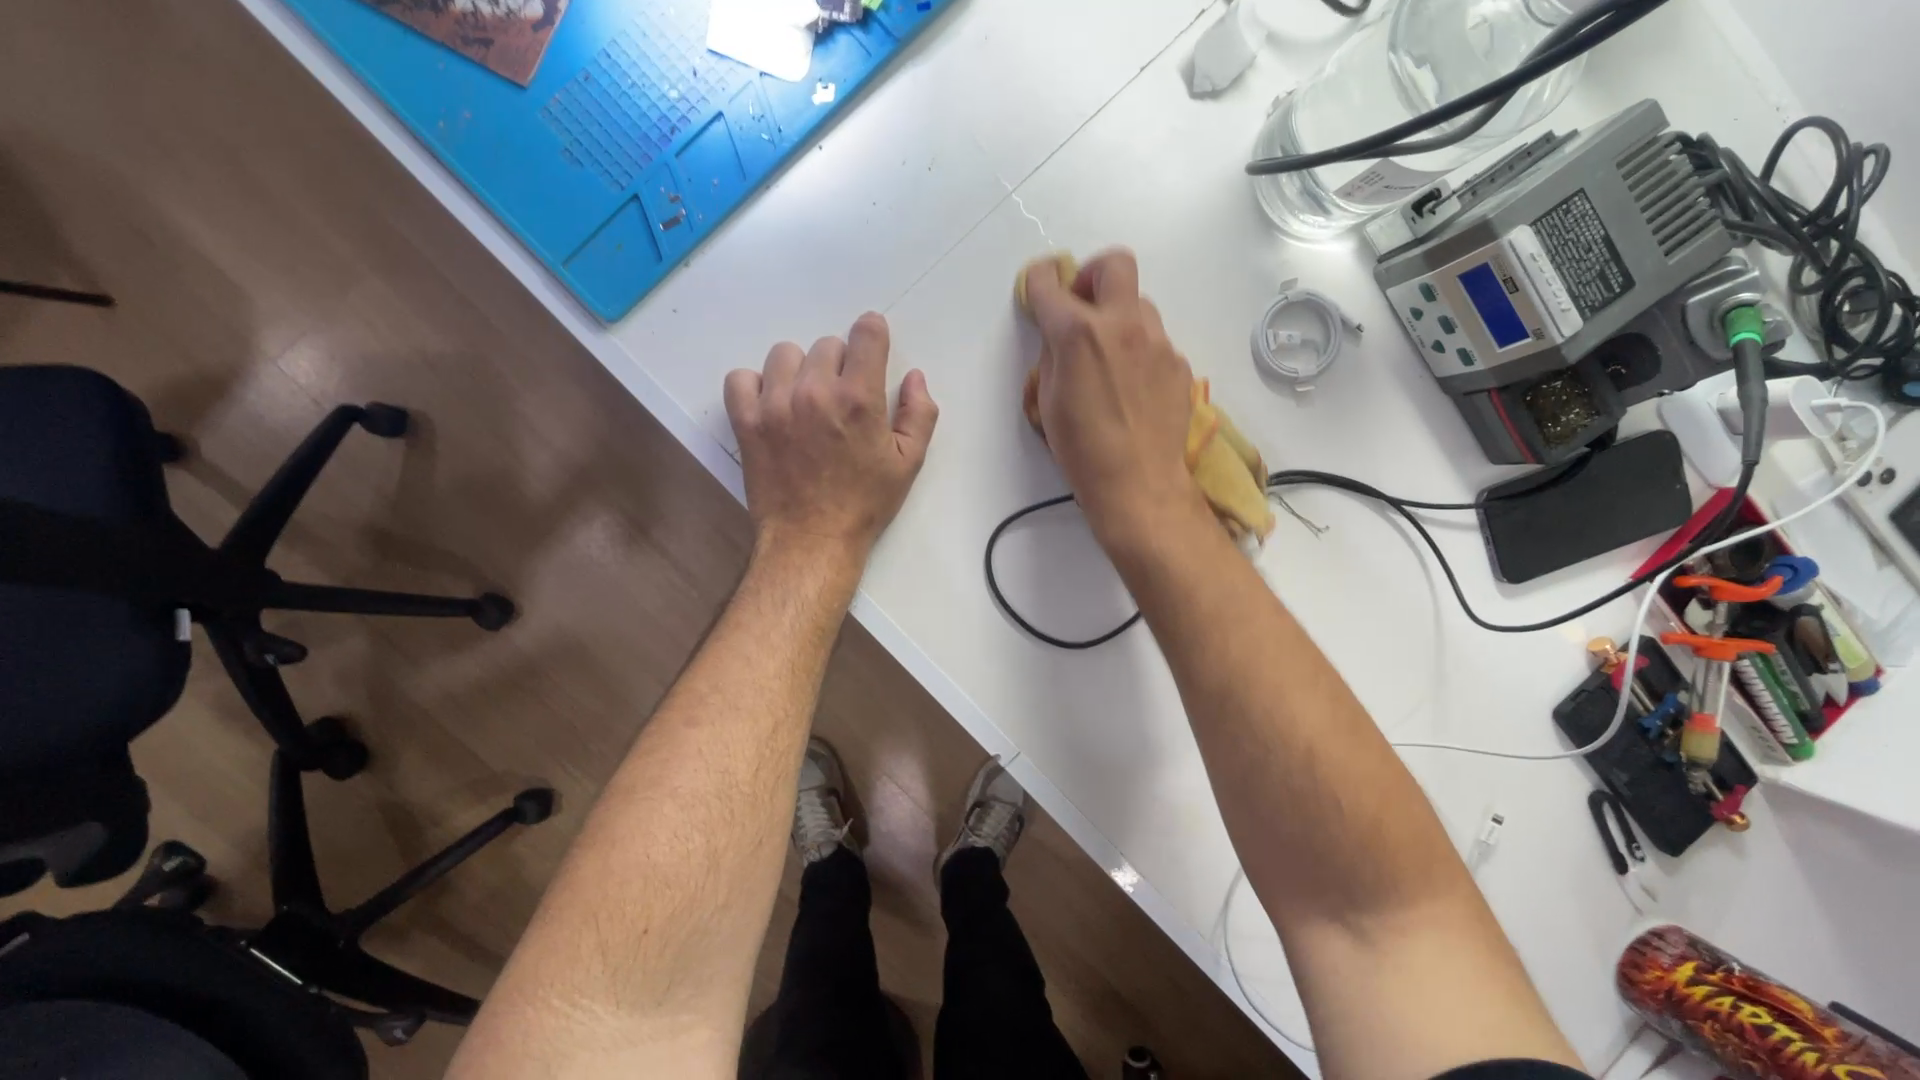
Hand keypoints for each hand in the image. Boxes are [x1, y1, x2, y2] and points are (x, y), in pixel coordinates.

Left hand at [725, 313, 938, 570]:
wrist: (812, 539)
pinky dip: (755, 386)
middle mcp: (816, 392)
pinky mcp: (746, 421)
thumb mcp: (909, 463)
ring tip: (805, 401)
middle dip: (839, 365)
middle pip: (827, 345)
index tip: (871, 346)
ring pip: (785, 355)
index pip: (865, 333)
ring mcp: (776, 404)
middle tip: (842, 399)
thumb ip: (919, 414)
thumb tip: (915, 377)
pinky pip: (741, 378)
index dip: (872, 334)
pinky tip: (772, 406)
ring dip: (799, 371)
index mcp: (859, 399)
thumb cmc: (864, 503)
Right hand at [1024, 248, 1201, 542]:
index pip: (1050, 283)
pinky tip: (1133, 388)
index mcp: (1078, 333)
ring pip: (1139, 305)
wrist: (1138, 484)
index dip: (1039, 280)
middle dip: (1092, 276)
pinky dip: (1140, 352)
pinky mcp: (1179, 364)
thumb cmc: (1081, 450)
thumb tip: (1059, 337)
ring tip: (1109, 357)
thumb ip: (1054, 356)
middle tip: (1083, 307)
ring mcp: (1158, 343)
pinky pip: (1156, 342)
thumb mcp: (1048, 401)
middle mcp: (1123, 325)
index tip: (1039, 285)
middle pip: (1114, 265)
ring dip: (1119, 318)